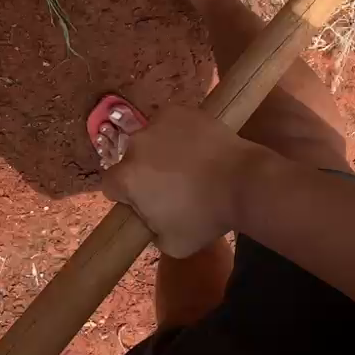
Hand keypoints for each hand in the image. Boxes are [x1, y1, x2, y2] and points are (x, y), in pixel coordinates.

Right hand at [100, 105, 271, 256]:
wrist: (242, 181)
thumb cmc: (205, 216)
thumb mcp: (172, 244)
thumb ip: (150, 232)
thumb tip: (150, 219)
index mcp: (127, 177)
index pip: (111, 185)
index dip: (125, 196)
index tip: (145, 202)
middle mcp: (135, 144)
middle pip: (131, 160)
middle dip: (144, 171)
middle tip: (171, 184)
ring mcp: (157, 122)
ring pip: (151, 139)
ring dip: (161, 150)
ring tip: (188, 163)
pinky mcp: (178, 109)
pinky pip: (170, 123)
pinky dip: (179, 132)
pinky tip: (197, 146)